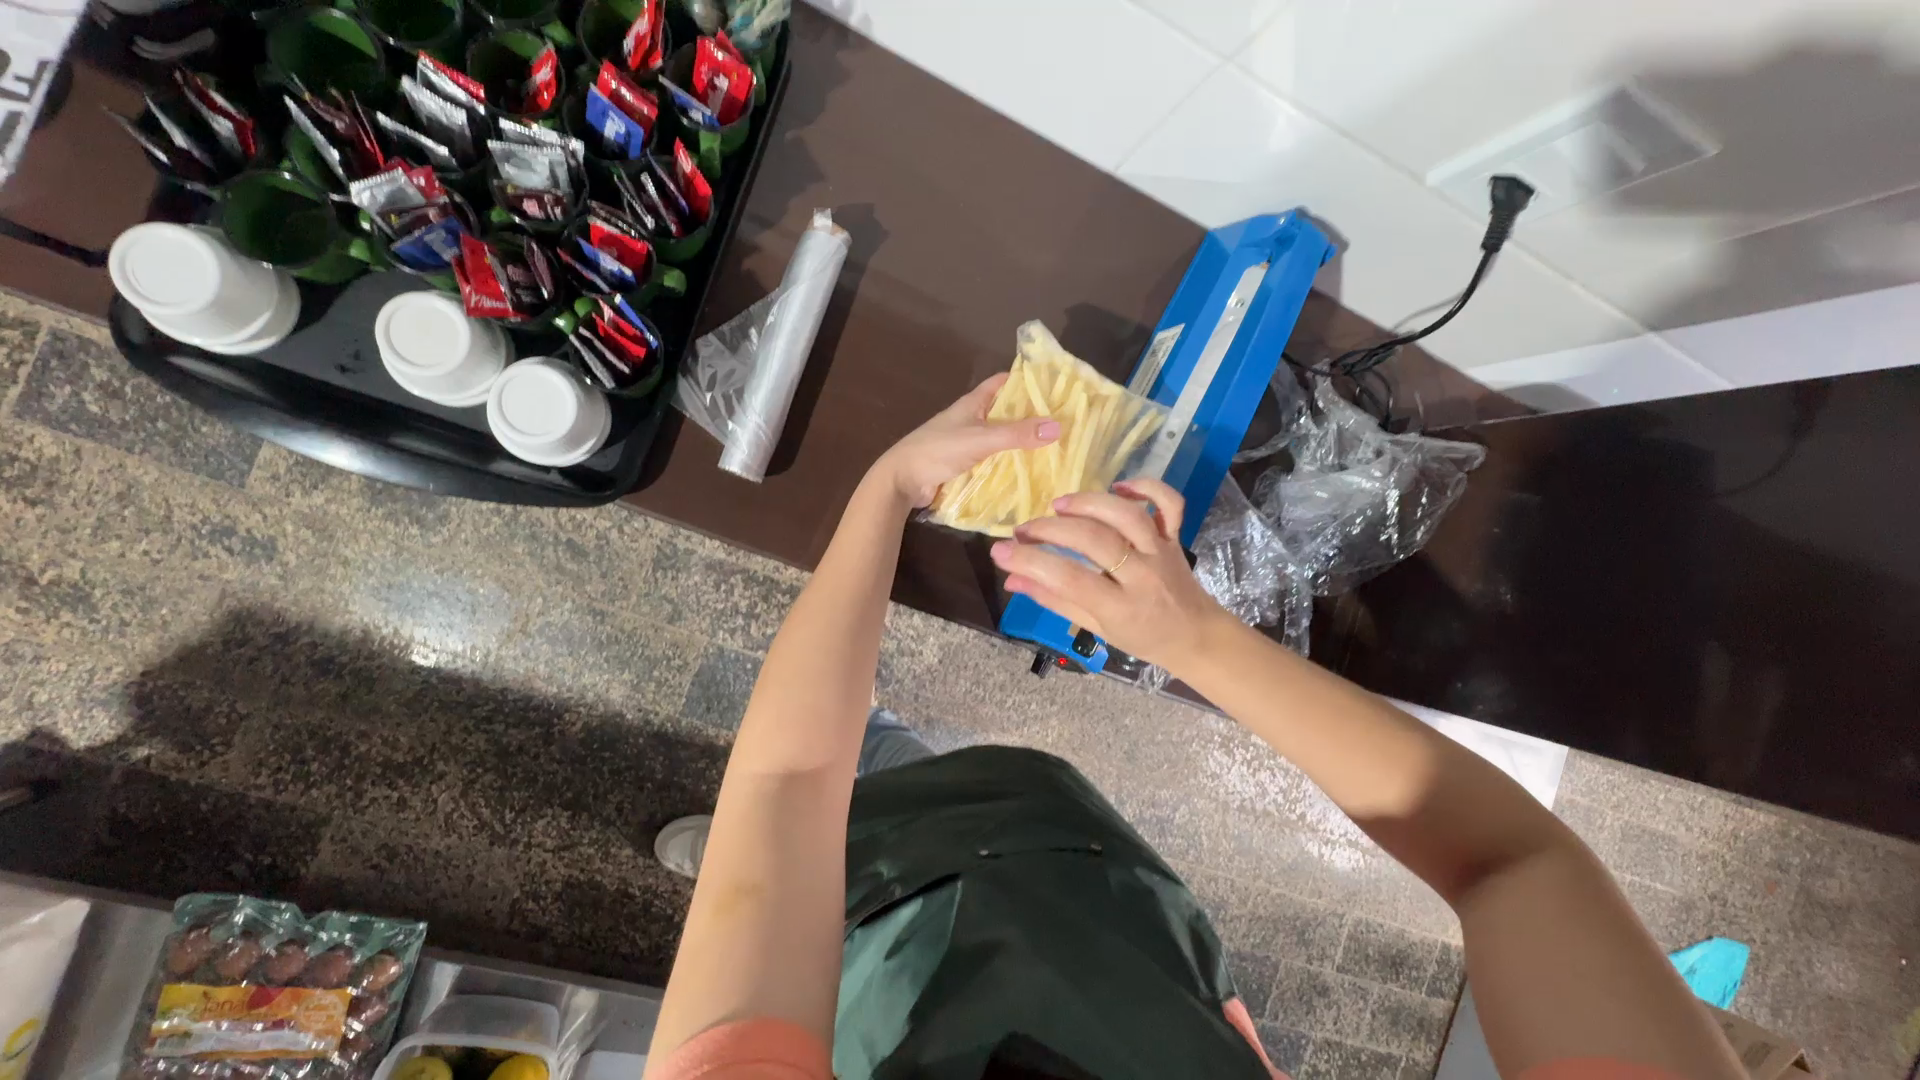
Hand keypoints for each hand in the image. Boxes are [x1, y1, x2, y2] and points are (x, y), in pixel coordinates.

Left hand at [873, 373, 1059, 506]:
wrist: (903, 481)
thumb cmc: (937, 450)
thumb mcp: (980, 439)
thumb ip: (1016, 434)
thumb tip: (1058, 426)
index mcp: (973, 404)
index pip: (1003, 383)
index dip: (1026, 381)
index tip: (1055, 386)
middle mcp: (973, 419)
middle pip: (1007, 412)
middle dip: (1032, 415)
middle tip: (1065, 421)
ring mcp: (969, 443)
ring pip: (1002, 438)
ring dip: (1023, 442)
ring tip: (1057, 447)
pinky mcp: (967, 465)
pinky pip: (995, 460)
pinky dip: (1011, 463)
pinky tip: (1031, 471)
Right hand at [989, 478, 1231, 670]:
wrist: (1196, 636)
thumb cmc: (1141, 637)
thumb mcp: (1096, 629)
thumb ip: (1054, 600)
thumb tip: (1012, 579)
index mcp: (1120, 608)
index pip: (1069, 579)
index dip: (1031, 562)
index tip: (1000, 552)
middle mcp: (1142, 576)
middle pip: (1094, 540)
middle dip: (1051, 530)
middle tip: (1023, 530)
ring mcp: (1161, 552)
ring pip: (1127, 515)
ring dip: (1089, 504)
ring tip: (1059, 505)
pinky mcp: (1175, 536)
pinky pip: (1168, 503)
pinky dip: (1146, 487)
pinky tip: (1118, 486)